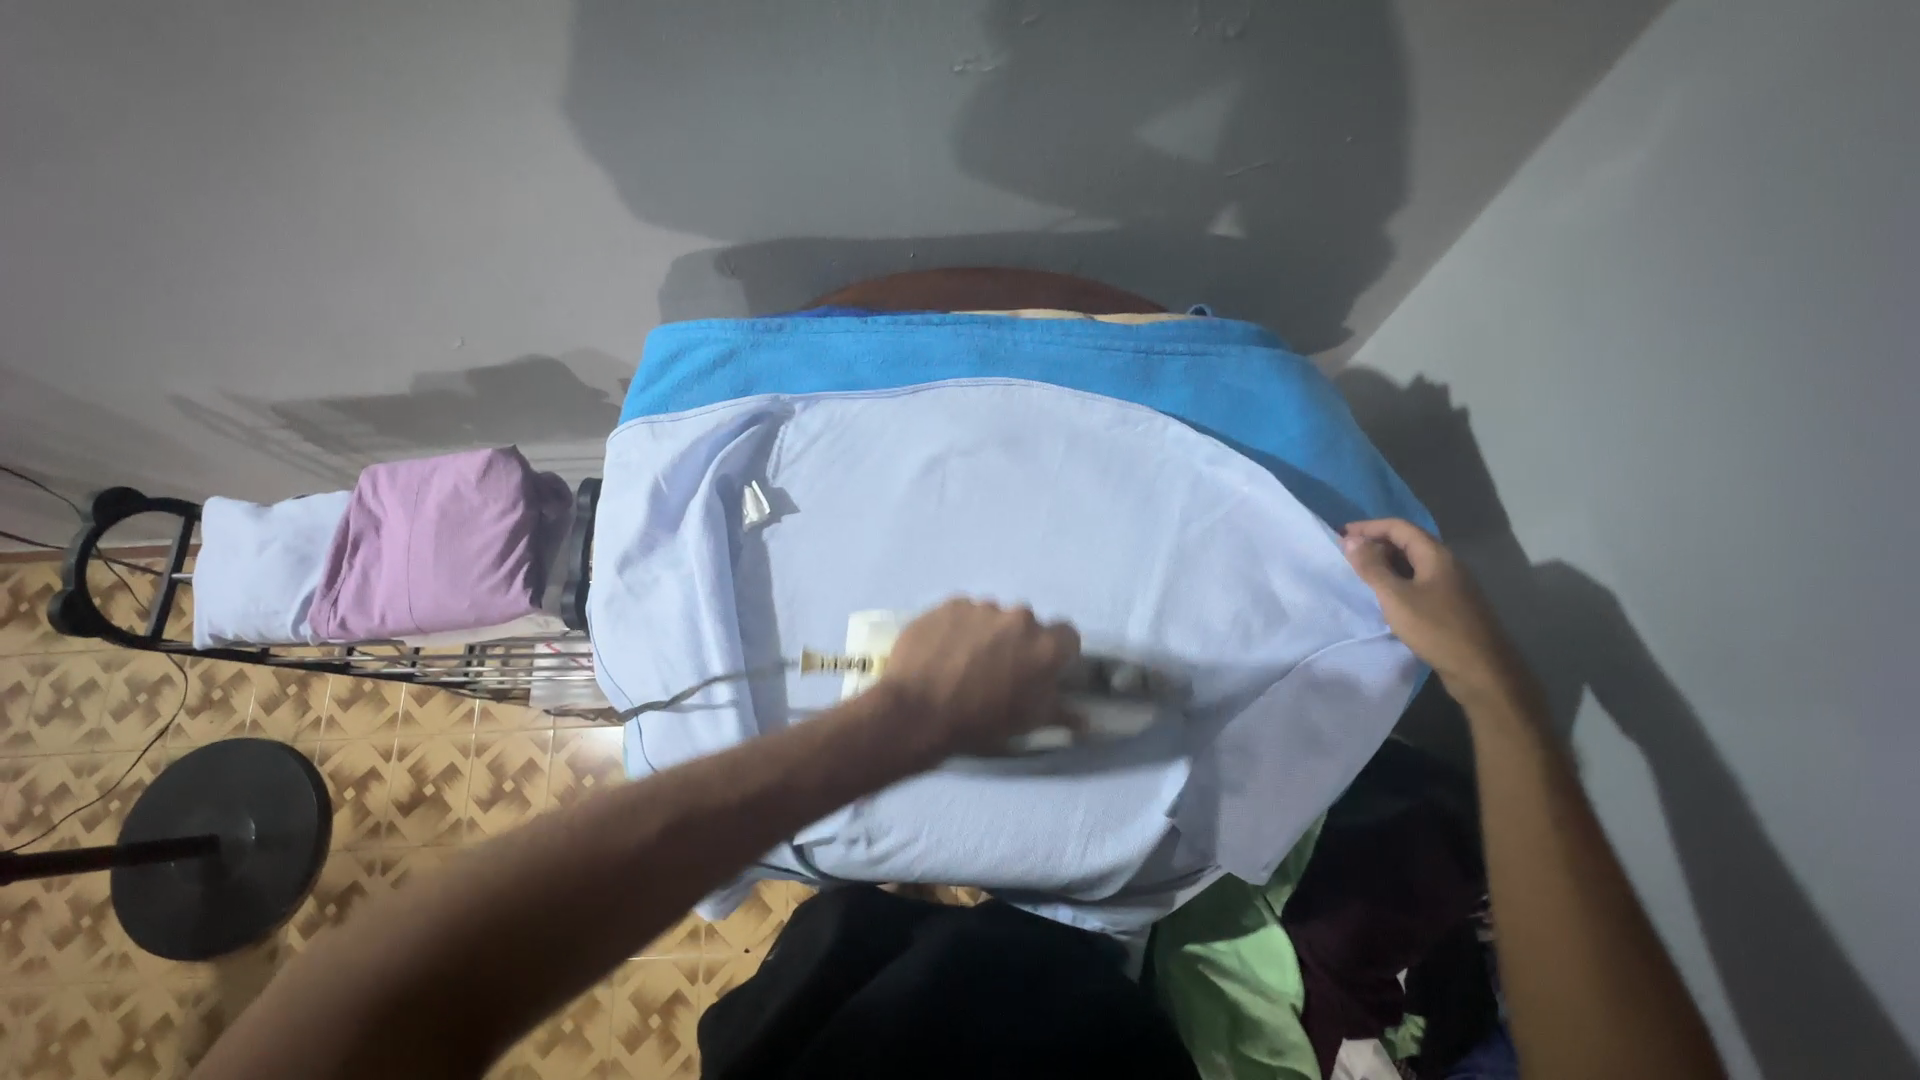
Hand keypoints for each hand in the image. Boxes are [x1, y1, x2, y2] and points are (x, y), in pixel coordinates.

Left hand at [879, 599, 1080, 756]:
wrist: (918, 711)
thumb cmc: (981, 721)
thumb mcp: (1027, 723)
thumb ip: (1060, 712)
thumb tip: (1086, 719)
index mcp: (1046, 645)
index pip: (1067, 636)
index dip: (1056, 652)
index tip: (1039, 669)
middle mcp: (1019, 617)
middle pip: (1027, 624)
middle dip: (1017, 642)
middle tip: (997, 669)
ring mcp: (982, 607)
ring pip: (992, 617)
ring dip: (986, 633)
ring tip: (963, 662)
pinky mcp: (949, 604)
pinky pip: (961, 613)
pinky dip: (957, 628)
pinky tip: (942, 651)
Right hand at [1340, 518, 1529, 704]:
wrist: (1480, 669)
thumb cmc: (1436, 629)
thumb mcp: (1396, 597)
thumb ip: (1372, 568)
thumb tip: (1351, 540)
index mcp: (1436, 555)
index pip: (1399, 527)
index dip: (1368, 527)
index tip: (1340, 534)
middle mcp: (1446, 564)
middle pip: (1407, 542)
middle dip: (1376, 543)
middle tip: (1346, 556)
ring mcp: (1450, 584)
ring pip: (1412, 563)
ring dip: (1385, 563)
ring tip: (1359, 574)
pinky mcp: (1449, 604)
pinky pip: (1418, 581)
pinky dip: (1397, 580)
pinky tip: (1383, 596)